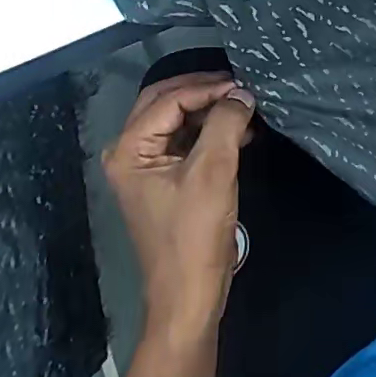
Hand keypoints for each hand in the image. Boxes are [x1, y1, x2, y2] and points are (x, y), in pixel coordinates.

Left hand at [103, 71, 256, 340]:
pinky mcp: (167, 182)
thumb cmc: (195, 232)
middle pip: (165, 104)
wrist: (190, 290)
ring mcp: (148, 168)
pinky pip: (187, 143)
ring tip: (246, 107)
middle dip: (203, 91)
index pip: (168, 100)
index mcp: (129, 149)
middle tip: (242, 87)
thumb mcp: (214, 172)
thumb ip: (226, 125)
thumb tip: (242, 94)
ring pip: (178, 122)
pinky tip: (241, 133)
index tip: (246, 86)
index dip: (208, 88)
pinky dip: (212, 132)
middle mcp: (131, 153)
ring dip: (210, 111)